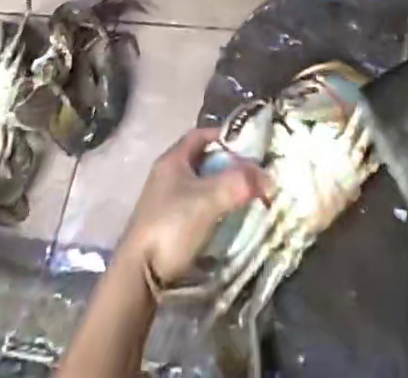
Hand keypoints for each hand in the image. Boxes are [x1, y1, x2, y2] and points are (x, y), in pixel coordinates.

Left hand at [117, 128, 265, 285]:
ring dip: (223, 188)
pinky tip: (229, 218)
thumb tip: (268, 177)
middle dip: (229, 165)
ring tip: (247, 197)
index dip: (226, 136)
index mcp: (172, 160)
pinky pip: (198, 205)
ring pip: (202, 184)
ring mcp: (166, 200)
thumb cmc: (172, 225)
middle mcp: (167, 175)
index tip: (249, 146)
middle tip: (253, 175)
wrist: (139, 274)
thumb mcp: (209, 199)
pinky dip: (215, 207)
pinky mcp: (169, 223)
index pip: (201, 135)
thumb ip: (239, 183)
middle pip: (204, 160)